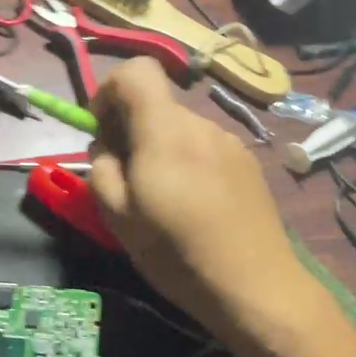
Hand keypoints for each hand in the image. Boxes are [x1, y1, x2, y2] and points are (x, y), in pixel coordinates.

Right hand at [87, 58, 313, 335]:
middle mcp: (202, 124)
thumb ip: (102, 169)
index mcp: (165, 130)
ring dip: (162, 153)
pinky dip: (189, 167)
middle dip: (133, 133)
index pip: (135, 71)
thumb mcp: (117, 216)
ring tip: (163, 204)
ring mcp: (231, 143)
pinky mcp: (249, 166)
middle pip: (157, 106)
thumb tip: (106, 146)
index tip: (101, 133)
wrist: (253, 285)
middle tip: (127, 184)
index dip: (108, 92)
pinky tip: (195, 211)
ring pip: (181, 132)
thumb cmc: (176, 253)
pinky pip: (206, 151)